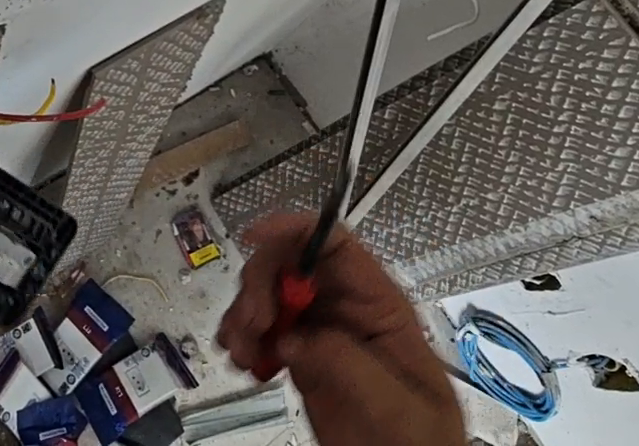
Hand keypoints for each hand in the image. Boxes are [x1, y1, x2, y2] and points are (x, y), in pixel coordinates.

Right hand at [217, 214, 464, 445]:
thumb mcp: (400, 408)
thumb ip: (351, 366)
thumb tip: (292, 337)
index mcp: (378, 303)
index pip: (335, 243)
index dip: (294, 229)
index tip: (254, 237)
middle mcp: (345, 306)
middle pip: (289, 263)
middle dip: (259, 284)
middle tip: (248, 324)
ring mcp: (320, 329)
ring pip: (268, 293)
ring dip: (244, 314)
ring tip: (238, 352)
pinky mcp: (299, 354)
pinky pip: (261, 329)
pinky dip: (243, 337)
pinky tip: (242, 360)